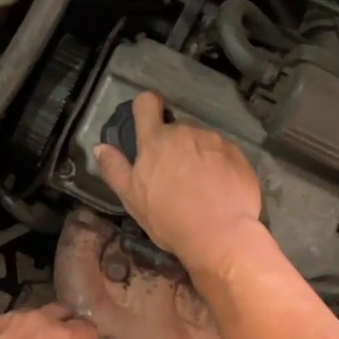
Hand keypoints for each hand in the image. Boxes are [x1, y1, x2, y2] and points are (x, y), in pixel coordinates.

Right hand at [93, 91, 265, 278]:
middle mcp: (186, 132)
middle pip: (176, 129)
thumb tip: (100, 146)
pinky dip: (219, 165)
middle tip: (175, 176)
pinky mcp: (237, 154)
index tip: (149, 119)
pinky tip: (219, 190)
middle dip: (174, 146)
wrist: (220, 235)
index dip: (146, 106)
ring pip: (201, 140)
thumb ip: (114, 168)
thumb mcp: (131, 198)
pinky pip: (223, 153)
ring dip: (197, 155)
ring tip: (200, 186)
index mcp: (156, 140)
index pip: (146, 103)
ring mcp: (214, 140)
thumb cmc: (169, 217)